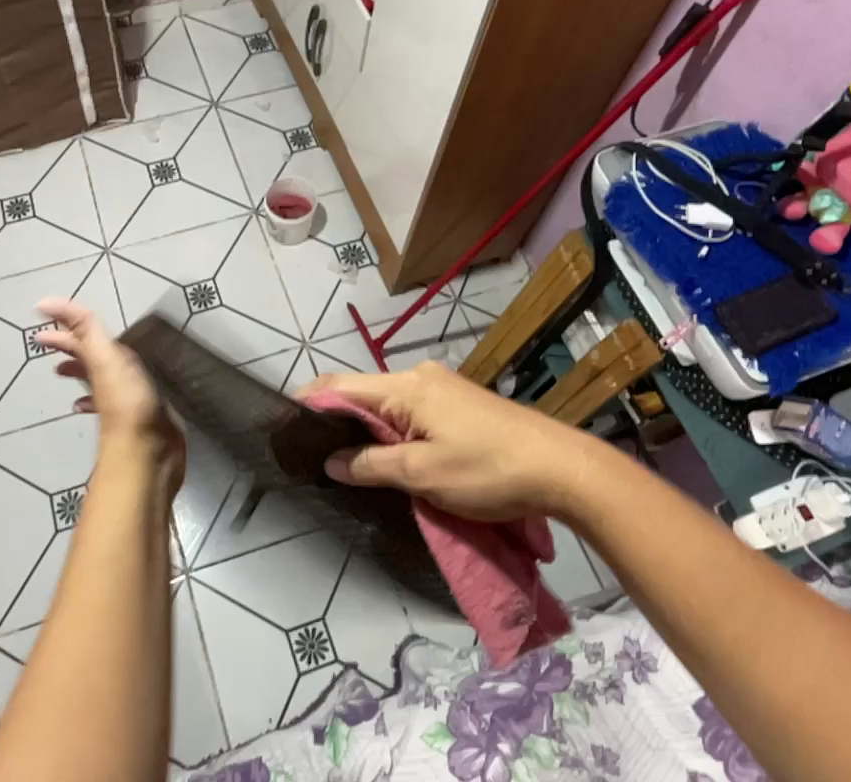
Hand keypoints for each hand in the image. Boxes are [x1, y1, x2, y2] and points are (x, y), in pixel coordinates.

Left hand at [35, 299, 182, 493]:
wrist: (148, 453)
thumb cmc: (127, 403)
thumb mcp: (105, 359)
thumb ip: (84, 330)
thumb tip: (45, 303)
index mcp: (99, 363)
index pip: (77, 339)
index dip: (62, 325)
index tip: (42, 311)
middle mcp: (106, 380)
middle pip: (84, 358)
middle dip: (69, 348)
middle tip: (50, 341)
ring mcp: (122, 399)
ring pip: (97, 379)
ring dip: (82, 371)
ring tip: (70, 370)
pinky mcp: (142, 415)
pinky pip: (119, 401)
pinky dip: (102, 399)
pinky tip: (97, 403)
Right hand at [300, 361, 588, 521]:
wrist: (563, 468)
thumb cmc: (488, 470)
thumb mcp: (422, 474)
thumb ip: (371, 465)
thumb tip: (331, 462)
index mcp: (406, 387)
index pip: (340, 386)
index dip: (310, 405)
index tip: (287, 431)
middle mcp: (421, 377)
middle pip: (363, 393)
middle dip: (338, 422)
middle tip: (317, 458)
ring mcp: (444, 388)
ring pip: (389, 405)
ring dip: (368, 431)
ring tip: (350, 463)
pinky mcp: (461, 404)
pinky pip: (412, 413)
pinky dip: (394, 432)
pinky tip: (391, 457)